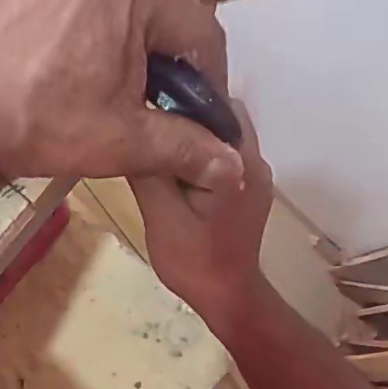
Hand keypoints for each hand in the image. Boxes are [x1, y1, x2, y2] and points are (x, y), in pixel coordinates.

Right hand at [132, 100, 275, 328]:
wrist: (227, 297)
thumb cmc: (195, 261)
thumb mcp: (161, 214)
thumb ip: (150, 168)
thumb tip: (131, 126)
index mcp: (239, 162)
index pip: (214, 101)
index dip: (179, 92)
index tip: (145, 94)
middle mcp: (255, 160)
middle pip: (220, 113)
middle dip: (185, 111)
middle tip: (147, 118)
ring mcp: (255, 174)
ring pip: (221, 132)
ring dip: (192, 132)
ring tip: (156, 139)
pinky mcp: (247, 187)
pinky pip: (224, 154)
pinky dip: (200, 151)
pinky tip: (173, 164)